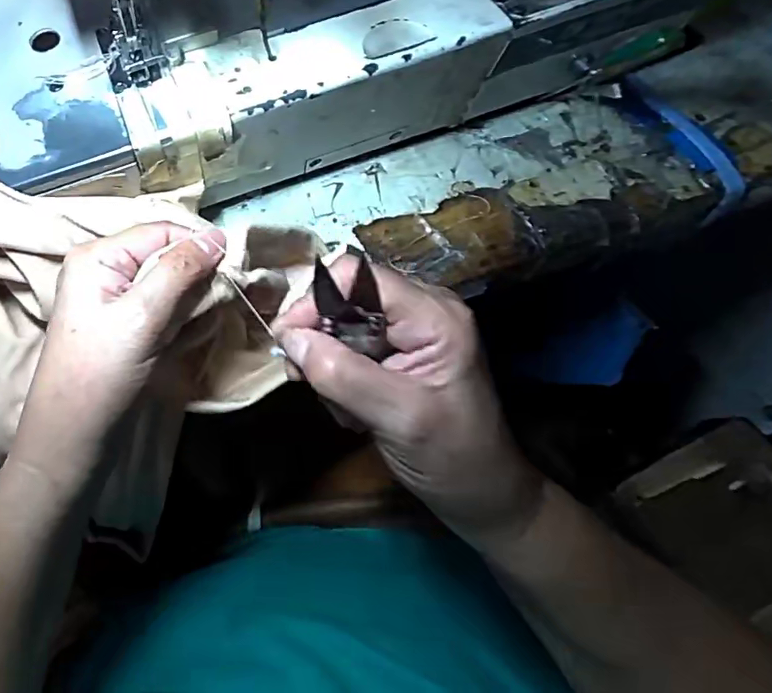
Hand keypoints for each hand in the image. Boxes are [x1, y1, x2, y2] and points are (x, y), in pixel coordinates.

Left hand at [14, 222, 226, 486]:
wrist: (71, 443)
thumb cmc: (100, 377)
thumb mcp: (142, 317)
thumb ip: (180, 270)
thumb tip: (218, 236)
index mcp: (99, 256)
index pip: (163, 231)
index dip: (198, 246)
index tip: (232, 270)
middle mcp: (106, 269)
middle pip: (170, 256)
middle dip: (193, 284)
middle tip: (196, 316)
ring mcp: (116, 299)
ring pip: (174, 286)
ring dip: (188, 310)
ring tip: (178, 338)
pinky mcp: (127, 326)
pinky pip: (167, 311)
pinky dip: (179, 327)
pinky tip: (174, 348)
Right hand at [274, 255, 544, 548]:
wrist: (485, 496)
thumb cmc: (455, 459)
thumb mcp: (398, 418)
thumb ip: (342, 374)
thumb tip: (290, 338)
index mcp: (433, 314)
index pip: (358, 275)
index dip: (316, 298)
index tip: (287, 339)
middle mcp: (420, 308)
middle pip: (345, 295)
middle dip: (319, 337)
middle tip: (303, 378)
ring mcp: (409, 328)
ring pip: (341, 322)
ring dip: (327, 363)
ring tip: (342, 409)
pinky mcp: (398, 349)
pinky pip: (349, 344)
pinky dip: (338, 373)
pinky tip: (352, 409)